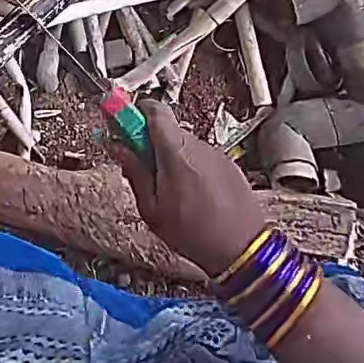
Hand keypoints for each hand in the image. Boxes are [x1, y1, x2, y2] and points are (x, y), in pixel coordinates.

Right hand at [108, 97, 269, 277]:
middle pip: (167, 129)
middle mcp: (198, 146)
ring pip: (184, 144)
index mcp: (176, 153)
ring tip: (170, 190)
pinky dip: (191, 168)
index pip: (154, 110)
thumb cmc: (195, 234)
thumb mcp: (151, 209)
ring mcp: (216, 155)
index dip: (135, 112)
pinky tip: (192, 195)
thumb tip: (119, 148)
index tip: (123, 126)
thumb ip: (135, 172)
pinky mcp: (229, 165)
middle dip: (150, 143)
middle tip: (142, 168)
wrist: (244, 252)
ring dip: (171, 158)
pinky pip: (201, 157)